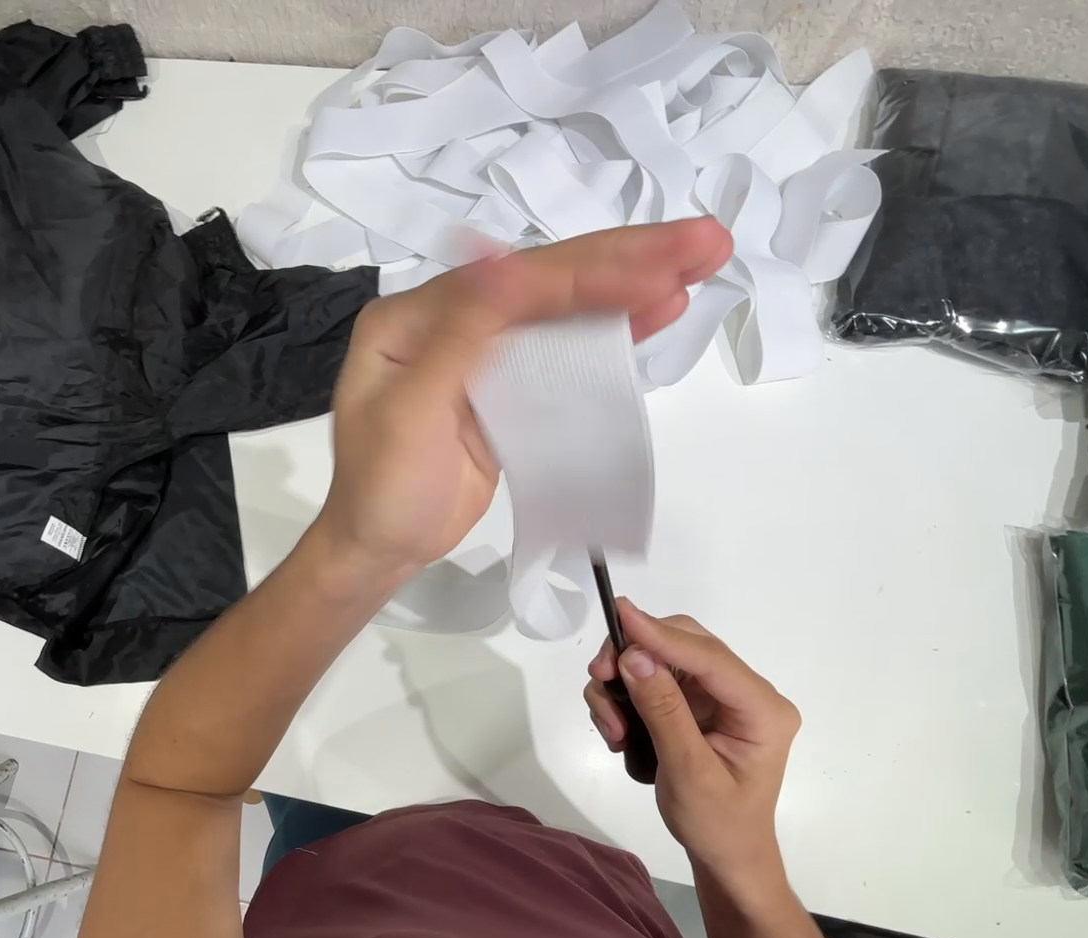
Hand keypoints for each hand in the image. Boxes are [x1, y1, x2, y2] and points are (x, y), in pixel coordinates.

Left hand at [310, 221, 731, 575]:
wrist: (382, 546)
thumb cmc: (384, 487)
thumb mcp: (413, 412)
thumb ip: (461, 336)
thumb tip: (504, 256)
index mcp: (412, 318)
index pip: (509, 284)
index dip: (585, 274)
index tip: (658, 268)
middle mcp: (445, 322)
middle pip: (542, 283)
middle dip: (623, 261)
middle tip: (705, 242)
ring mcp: (477, 354)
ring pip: (558, 311)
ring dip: (625, 287)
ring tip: (699, 263)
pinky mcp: (503, 389)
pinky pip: (559, 352)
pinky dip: (606, 333)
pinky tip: (654, 312)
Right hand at [585, 599, 798, 895]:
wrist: (724, 856)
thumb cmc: (717, 824)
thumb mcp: (689, 773)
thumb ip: (663, 712)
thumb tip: (634, 659)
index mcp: (760, 708)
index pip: (708, 657)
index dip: (661, 634)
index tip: (620, 613)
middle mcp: (741, 692)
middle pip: (681, 644)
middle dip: (634, 656)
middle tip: (599, 677)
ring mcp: (714, 696)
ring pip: (658, 659)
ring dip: (622, 686)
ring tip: (612, 730)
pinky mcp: (689, 704)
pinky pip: (648, 680)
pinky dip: (623, 699)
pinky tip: (619, 732)